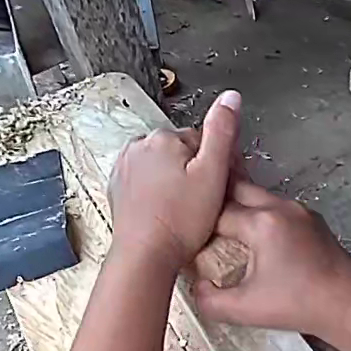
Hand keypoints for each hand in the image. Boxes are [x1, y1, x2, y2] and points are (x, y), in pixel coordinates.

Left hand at [107, 91, 240, 274]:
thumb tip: (231, 96)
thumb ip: (222, 132)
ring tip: (189, 208)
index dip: (221, 164)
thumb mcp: (213, 174)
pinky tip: (170, 211)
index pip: (205, 141)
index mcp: (164, 138)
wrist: (146, 254)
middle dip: (197, 171)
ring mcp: (125, 167)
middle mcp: (139, 145)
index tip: (224, 187)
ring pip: (166, 166)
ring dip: (179, 181)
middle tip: (207, 201)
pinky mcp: (119, 187)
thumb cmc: (182, 219)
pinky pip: (148, 182)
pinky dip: (161, 193)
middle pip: (184, 152)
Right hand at [190, 180, 350, 339]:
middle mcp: (282, 208)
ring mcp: (301, 211)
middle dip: (216, 201)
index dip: (199, 227)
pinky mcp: (313, 220)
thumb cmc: (302, 304)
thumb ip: (209, 300)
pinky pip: (278, 209)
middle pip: (238, 189)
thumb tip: (196, 287)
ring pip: (259, 197)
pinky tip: (255, 237)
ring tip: (223, 226)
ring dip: (240, 207)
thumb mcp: (246, 309)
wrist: (350, 303)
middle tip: (198, 215)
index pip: (216, 213)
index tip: (189, 240)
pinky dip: (261, 216)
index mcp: (263, 223)